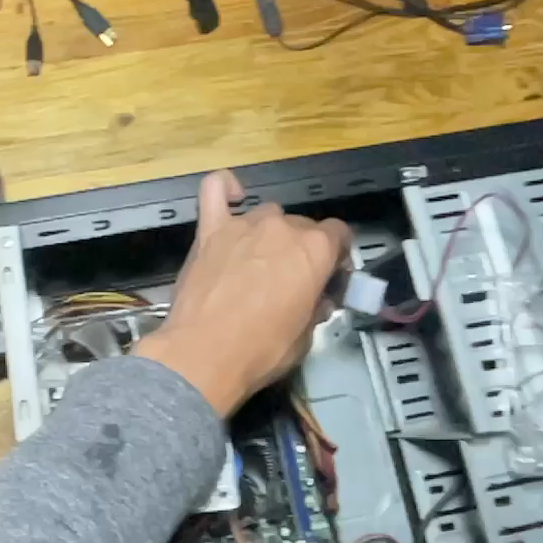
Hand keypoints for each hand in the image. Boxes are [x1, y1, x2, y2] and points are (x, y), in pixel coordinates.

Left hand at [139, 170, 349, 416]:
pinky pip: (214, 191)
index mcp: (315, 250)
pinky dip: (225, 189)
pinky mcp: (210, 230)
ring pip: (266, 214)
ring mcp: (243, 225)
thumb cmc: (261, 351)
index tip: (330, 276)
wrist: (204, 354)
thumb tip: (316, 300)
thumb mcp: (306, 337)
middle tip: (292, 280)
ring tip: (258, 260)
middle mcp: (282, 228)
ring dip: (268, 233)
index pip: (339, 234)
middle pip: (302, 226)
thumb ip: (315, 307)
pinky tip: (232, 195)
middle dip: (302, 249)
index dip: (337, 255)